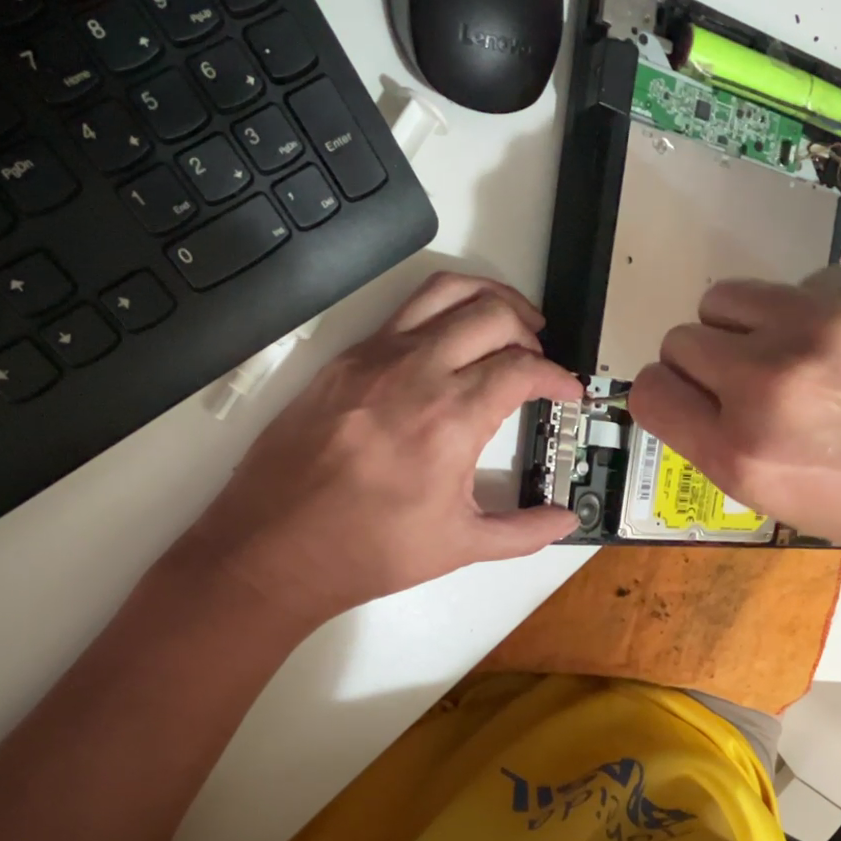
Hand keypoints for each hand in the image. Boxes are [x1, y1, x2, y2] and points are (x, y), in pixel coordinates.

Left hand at [187, 273, 581, 621]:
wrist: (274, 547)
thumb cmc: (364, 549)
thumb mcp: (459, 547)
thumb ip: (525, 531)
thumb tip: (566, 522)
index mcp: (451, 419)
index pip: (524, 368)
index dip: (558, 377)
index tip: (566, 391)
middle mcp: (415, 374)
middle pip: (493, 313)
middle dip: (530, 328)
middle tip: (541, 356)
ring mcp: (374, 359)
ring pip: (445, 292)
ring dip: (488, 297)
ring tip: (507, 319)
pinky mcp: (343, 361)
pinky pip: (402, 312)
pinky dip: (440, 311)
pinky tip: (447, 342)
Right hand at [630, 267, 840, 595]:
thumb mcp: (793, 506)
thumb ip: (732, 446)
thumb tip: (700, 395)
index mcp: (745, 457)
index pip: (650, 393)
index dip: (669, 398)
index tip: (690, 400)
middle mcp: (771, 384)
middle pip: (682, 338)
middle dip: (709, 364)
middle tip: (754, 385)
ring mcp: (823, 326)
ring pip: (728, 297)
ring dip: (748, 326)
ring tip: (799, 356)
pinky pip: (802, 283)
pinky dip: (814, 310)